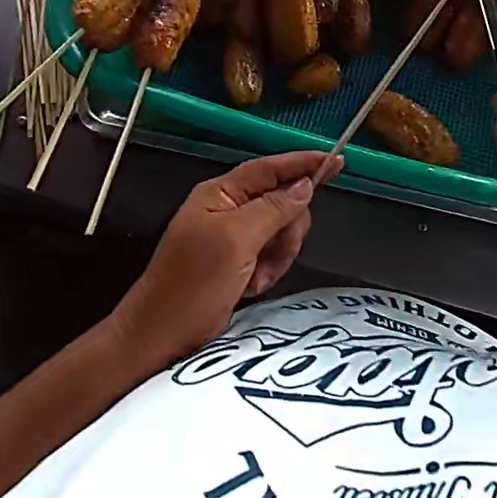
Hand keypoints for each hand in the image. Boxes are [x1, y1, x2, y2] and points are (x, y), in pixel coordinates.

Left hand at [113, 150, 334, 362]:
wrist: (160, 336)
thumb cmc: (192, 284)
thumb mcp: (236, 240)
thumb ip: (274, 209)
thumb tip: (306, 185)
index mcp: (221, 194)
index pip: (270, 168)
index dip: (304, 163)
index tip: (337, 161)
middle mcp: (229, 209)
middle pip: (283, 202)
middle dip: (287, 230)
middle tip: (274, 253)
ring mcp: (234, 236)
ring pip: (282, 230)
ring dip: (278, 255)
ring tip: (257, 276)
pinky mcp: (239, 260)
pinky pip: (273, 253)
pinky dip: (270, 269)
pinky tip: (253, 285)